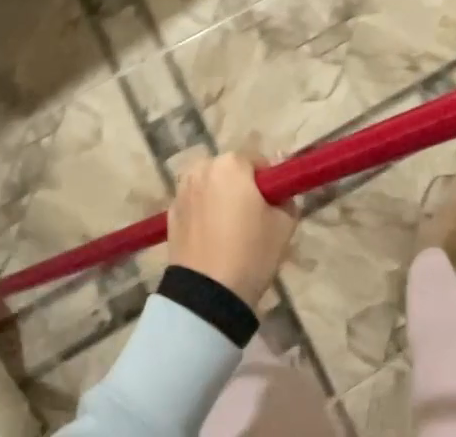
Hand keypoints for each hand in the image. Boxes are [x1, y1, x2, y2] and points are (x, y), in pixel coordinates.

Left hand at [167, 151, 297, 308]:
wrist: (207, 294)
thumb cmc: (251, 252)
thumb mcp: (285, 225)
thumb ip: (285, 200)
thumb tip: (278, 197)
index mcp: (231, 164)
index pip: (257, 162)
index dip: (268, 183)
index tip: (272, 206)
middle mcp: (202, 168)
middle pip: (230, 171)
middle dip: (242, 187)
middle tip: (253, 219)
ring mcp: (182, 191)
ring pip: (210, 187)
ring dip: (220, 198)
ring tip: (230, 231)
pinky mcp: (170, 214)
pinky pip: (195, 205)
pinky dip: (203, 214)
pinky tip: (212, 240)